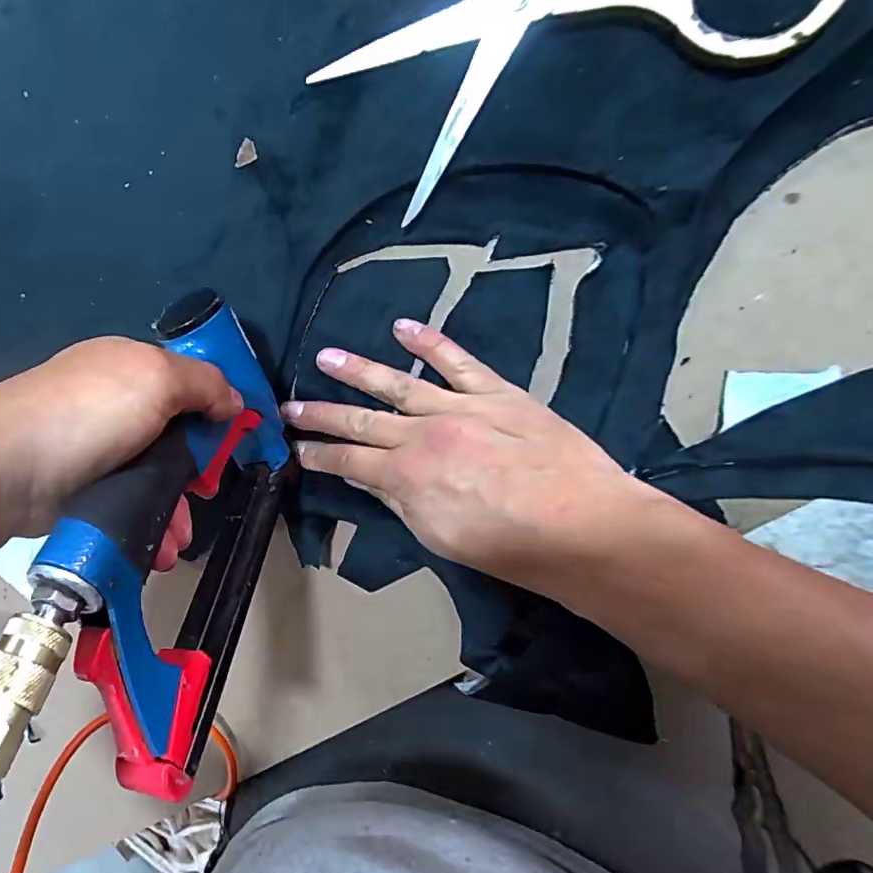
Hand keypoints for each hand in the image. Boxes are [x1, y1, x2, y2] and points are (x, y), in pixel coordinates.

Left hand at [0, 338, 240, 552]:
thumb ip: (205, 384)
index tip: (234, 439)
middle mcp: (111, 403)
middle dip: (196, 470)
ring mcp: (94, 449)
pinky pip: (127, 503)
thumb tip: (235, 402)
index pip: (185, 380)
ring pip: (152, 478)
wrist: (6, 467)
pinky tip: (159, 548)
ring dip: (174, 510)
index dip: (214, 407)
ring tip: (180, 538)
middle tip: (207, 493)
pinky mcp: (81, 489)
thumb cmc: (88, 413)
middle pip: (172, 436)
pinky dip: (147, 525)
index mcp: (128, 365)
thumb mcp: (156, 378)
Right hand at [284, 319, 675, 592]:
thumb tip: (369, 478)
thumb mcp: (437, 535)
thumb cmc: (507, 546)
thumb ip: (400, 502)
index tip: (295, 448)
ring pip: (397, 383)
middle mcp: (422, 434)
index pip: (346, 460)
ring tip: (327, 357)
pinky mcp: (497, 392)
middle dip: (319, 414)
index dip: (317, 454)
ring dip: (357, 370)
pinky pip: (458, 361)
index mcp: (405, 475)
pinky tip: (403, 327)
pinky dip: (431, 342)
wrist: (583, 526)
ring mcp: (459, 408)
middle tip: (289, 405)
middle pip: (359, 420)